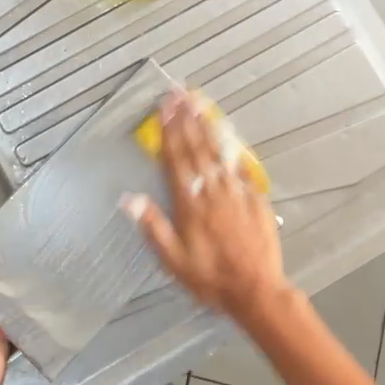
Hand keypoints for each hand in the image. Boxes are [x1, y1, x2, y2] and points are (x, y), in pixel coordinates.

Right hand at [124, 89, 293, 325]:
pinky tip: (226, 134)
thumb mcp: (173, 260)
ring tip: (198, 103)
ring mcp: (235, 191)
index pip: (176, 159)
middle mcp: (211, 190)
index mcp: (189, 203)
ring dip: (206, 125)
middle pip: (196, 147)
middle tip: (178, 93)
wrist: (257, 291)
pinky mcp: (254, 198)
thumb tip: (128, 197)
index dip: (168, 131)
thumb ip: (152, 226)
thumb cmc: (209, 277)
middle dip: (185, 118)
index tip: (163, 107)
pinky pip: (239, 166)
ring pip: (217, 151)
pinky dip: (230, 147)